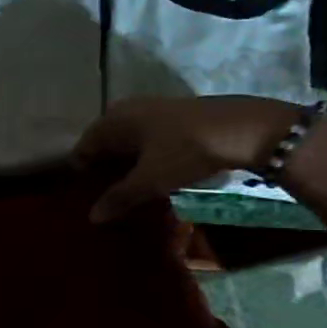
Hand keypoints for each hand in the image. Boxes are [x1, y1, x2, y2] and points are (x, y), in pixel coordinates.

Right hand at [75, 96, 300, 223]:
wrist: (246, 128)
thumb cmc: (186, 150)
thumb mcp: (151, 180)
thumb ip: (119, 197)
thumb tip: (92, 217)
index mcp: (112, 121)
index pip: (82, 148)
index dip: (81, 173)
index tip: (82, 197)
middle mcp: (126, 110)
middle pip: (103, 143)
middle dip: (102, 168)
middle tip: (104, 196)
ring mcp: (151, 110)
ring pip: (126, 140)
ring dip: (124, 163)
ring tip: (128, 188)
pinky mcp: (173, 116)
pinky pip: (146, 137)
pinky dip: (143, 155)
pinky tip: (153, 173)